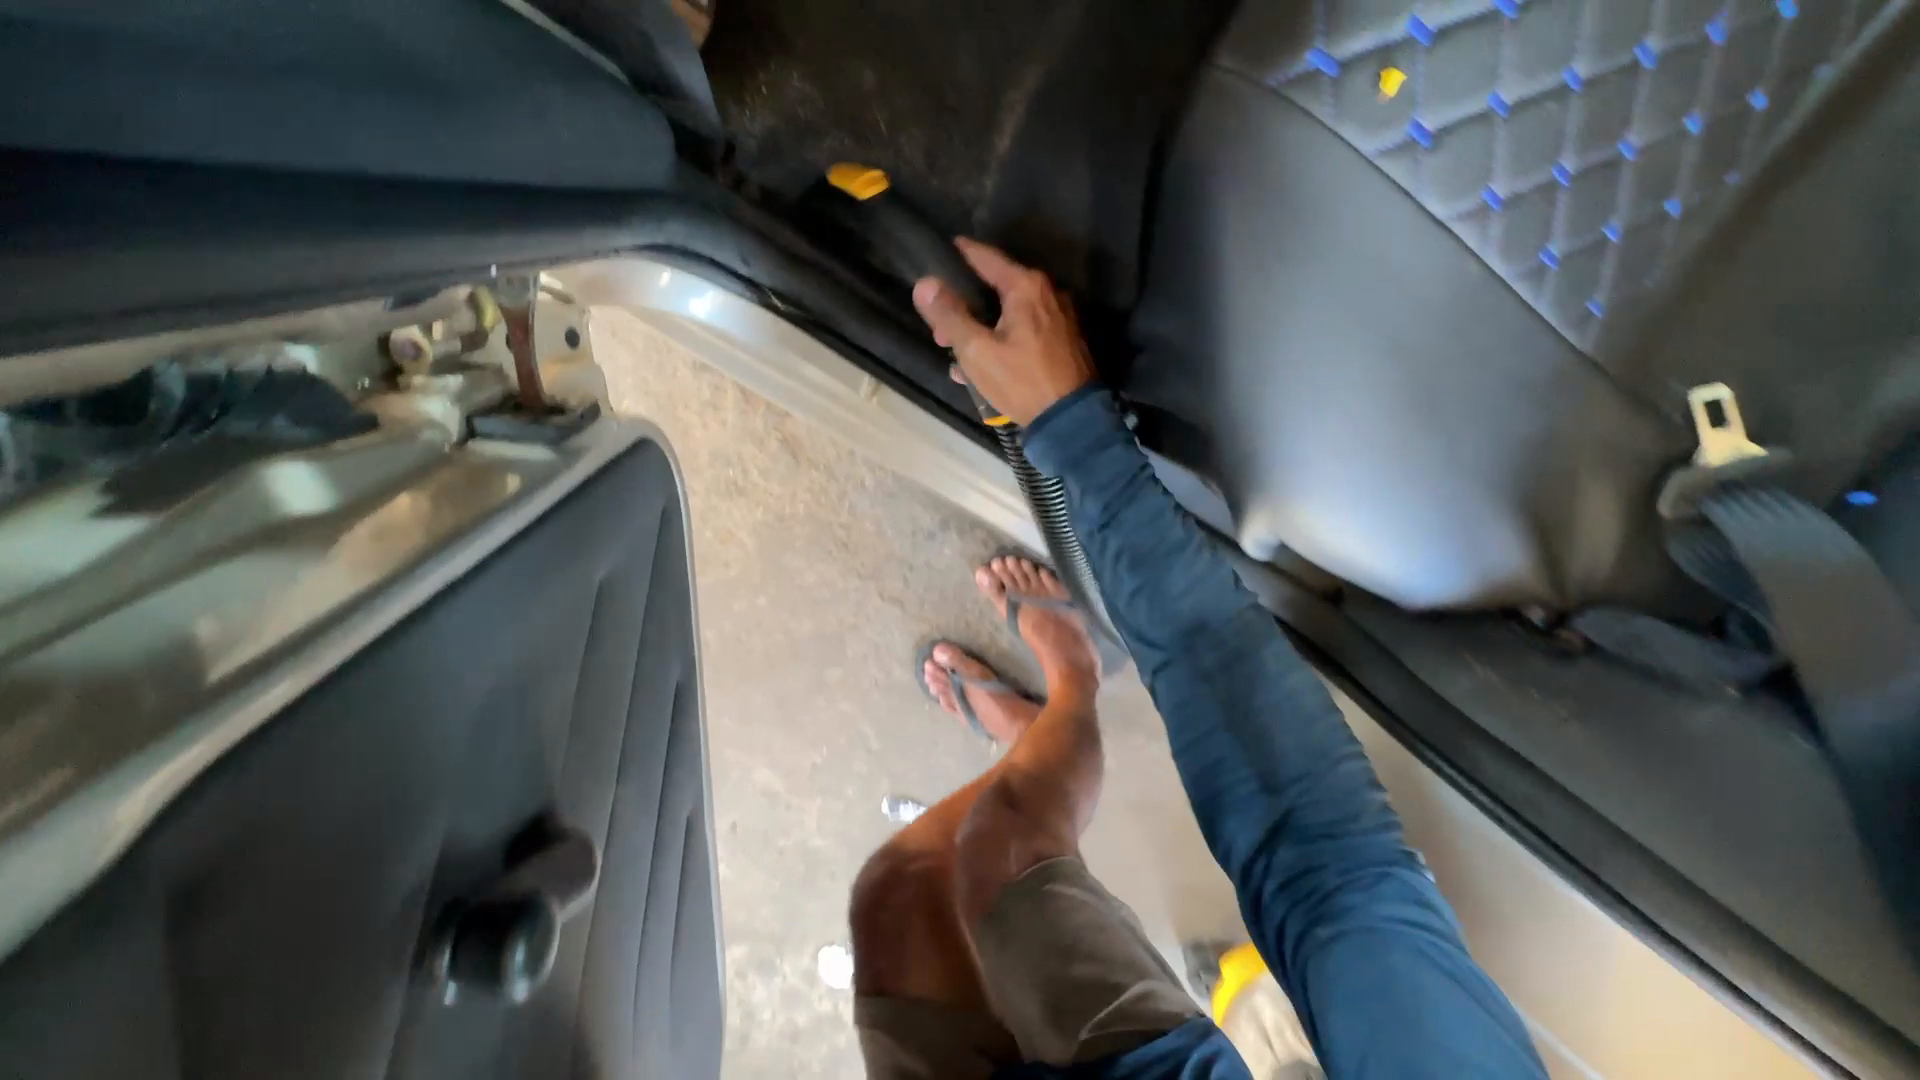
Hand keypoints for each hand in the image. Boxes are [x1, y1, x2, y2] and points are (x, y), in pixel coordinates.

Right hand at [911, 238, 1095, 427]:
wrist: (1071, 420)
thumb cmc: (1021, 381)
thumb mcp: (977, 350)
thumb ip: (950, 315)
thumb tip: (925, 284)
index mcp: (1026, 286)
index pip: (985, 257)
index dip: (960, 253)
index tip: (942, 248)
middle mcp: (1047, 293)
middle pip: (997, 288)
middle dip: (965, 306)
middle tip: (940, 330)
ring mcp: (1059, 318)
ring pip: (1009, 314)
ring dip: (981, 330)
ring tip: (957, 355)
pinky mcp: (1064, 341)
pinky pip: (1024, 332)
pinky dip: (1002, 342)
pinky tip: (983, 368)